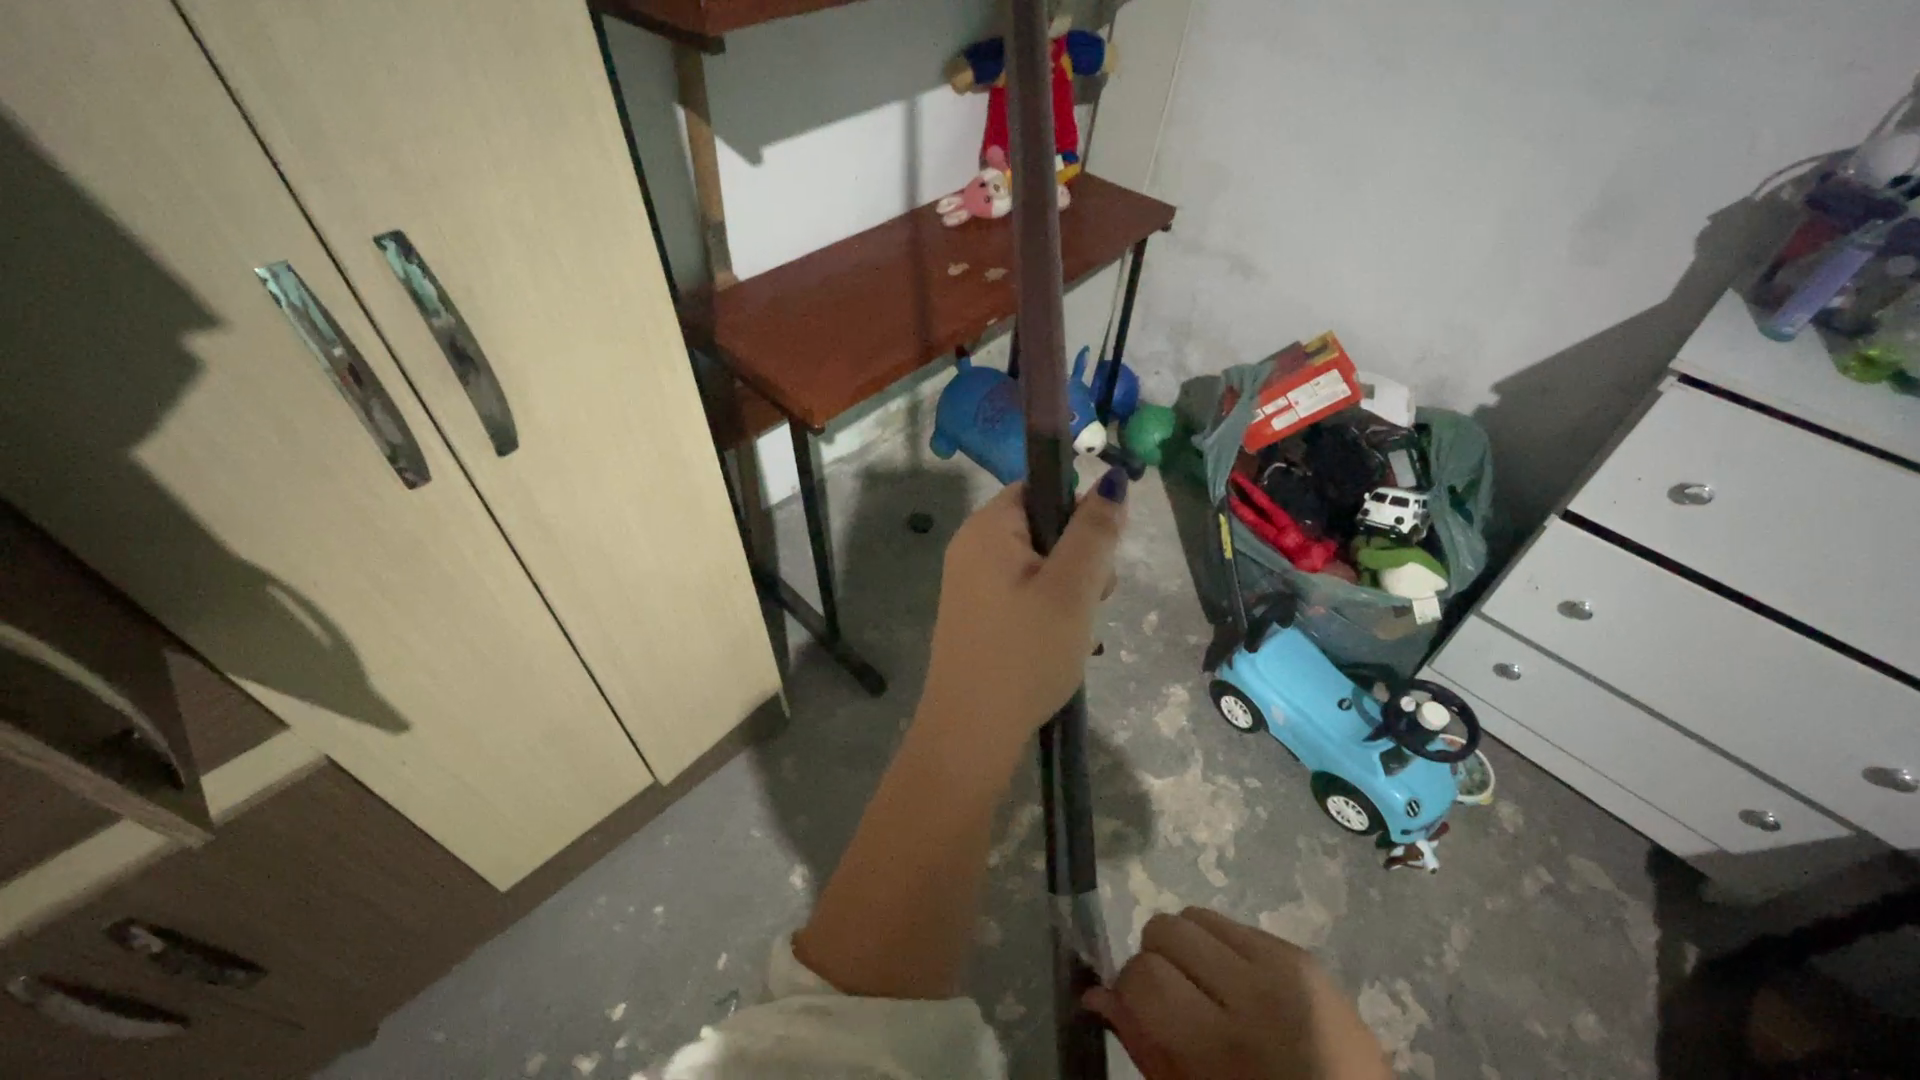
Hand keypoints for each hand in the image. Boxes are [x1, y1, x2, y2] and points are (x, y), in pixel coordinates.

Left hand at [917, 470, 1126, 745]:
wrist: (971, 733)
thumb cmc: (1025, 653)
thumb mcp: (1072, 588)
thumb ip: (1095, 532)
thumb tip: (1112, 480)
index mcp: (987, 528)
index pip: (1041, 486)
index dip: (1079, 511)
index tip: (1101, 552)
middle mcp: (971, 548)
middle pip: (1043, 528)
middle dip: (1080, 559)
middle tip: (1094, 600)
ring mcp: (971, 585)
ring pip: (1040, 567)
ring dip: (1071, 592)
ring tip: (1078, 632)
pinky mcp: (977, 617)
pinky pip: (1024, 596)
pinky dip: (1050, 613)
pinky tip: (1061, 646)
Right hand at [1088, 908, 1390, 1079]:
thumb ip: (1143, 1044)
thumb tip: (1096, 992)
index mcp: (1224, 1043)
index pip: (1144, 973)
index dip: (1130, 989)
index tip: (1140, 1011)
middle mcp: (1255, 990)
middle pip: (1166, 927)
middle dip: (1157, 960)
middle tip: (1175, 1002)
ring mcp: (1286, 964)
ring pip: (1197, 915)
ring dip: (1189, 948)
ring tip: (1208, 991)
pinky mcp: (1305, 954)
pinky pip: (1238, 925)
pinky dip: (1225, 950)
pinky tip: (1240, 988)